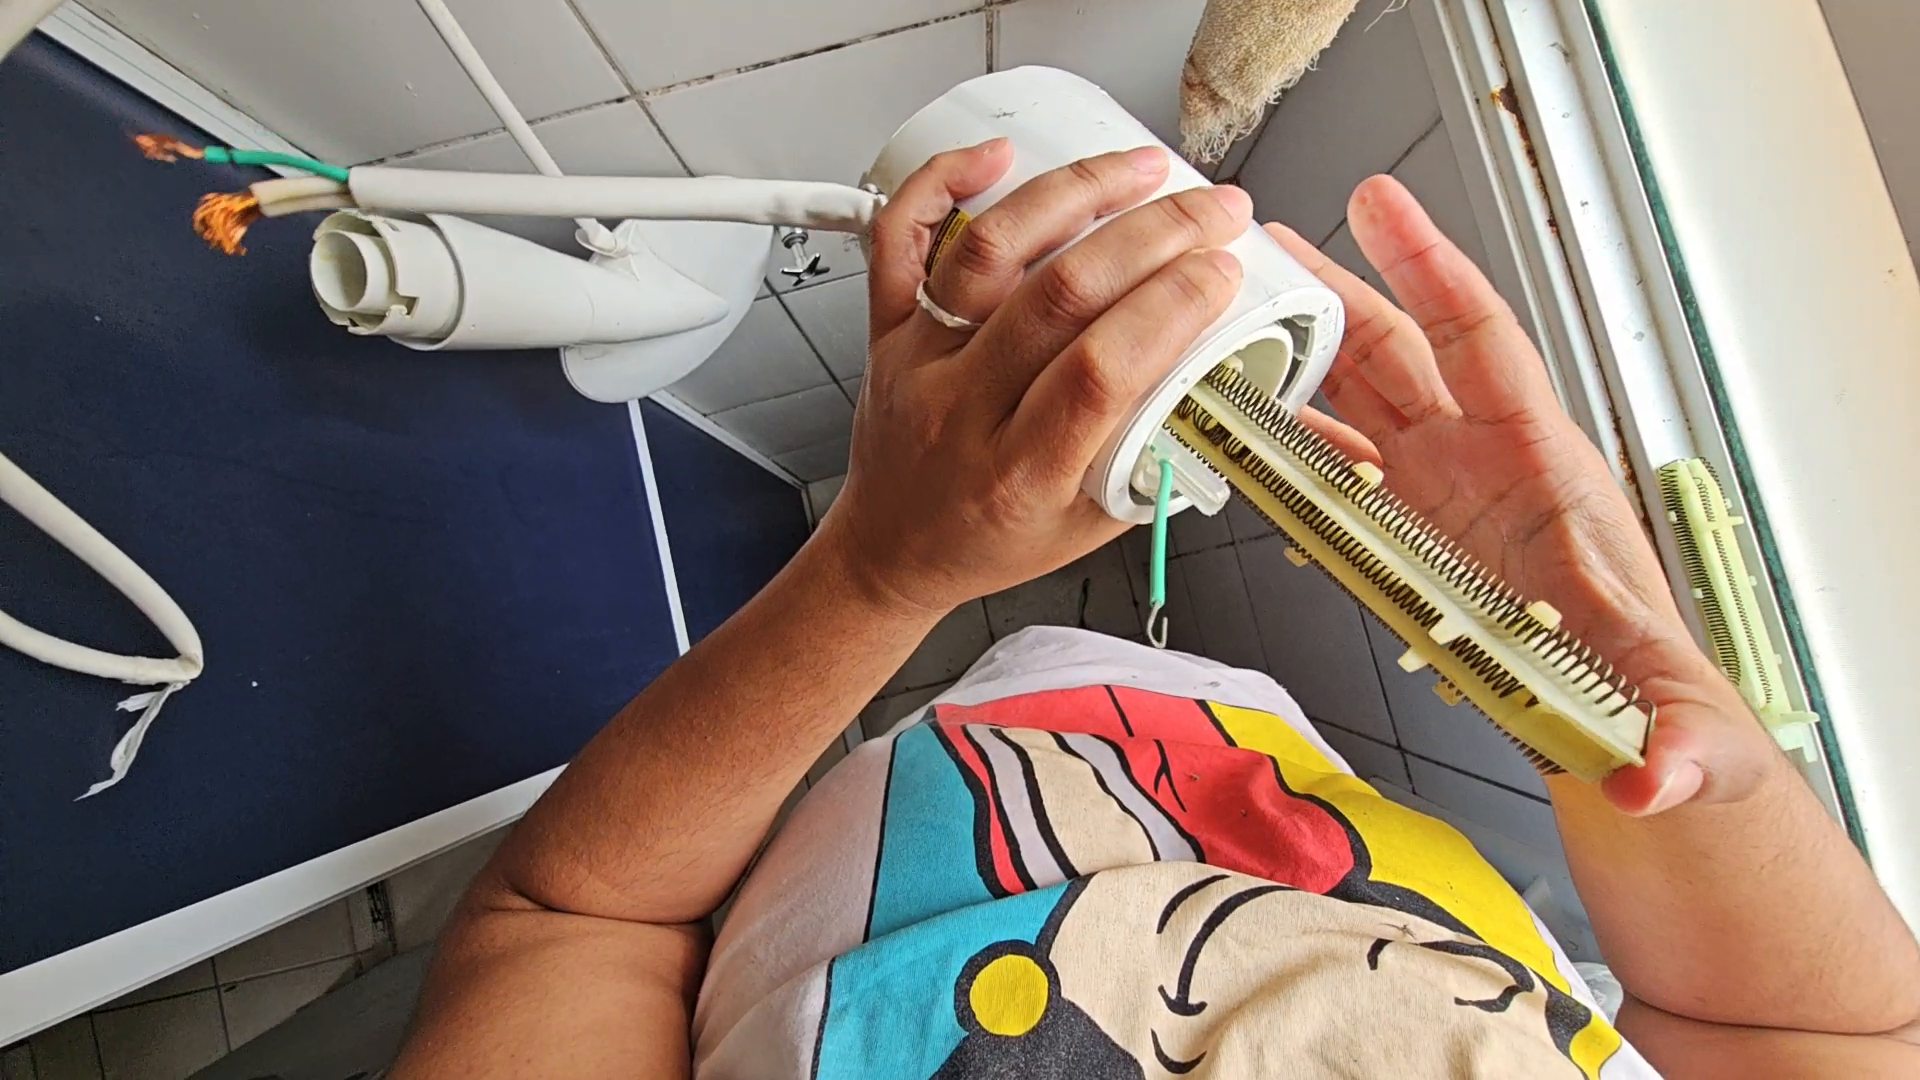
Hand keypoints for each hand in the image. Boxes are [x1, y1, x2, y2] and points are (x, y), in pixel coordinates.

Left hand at [814, 139, 1253, 617]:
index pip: (1099, 371)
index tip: (1219, 273)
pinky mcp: (888, 333)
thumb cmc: (979, 545)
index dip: (1169, 307)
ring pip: (989, 250)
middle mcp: (960, 410)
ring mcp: (917, 362)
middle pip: (1058, 296)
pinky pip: (900, 241)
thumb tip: (1199, 380)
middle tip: (1209, 212)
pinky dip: (940, 183)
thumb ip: (1141, 461)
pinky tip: (996, 159)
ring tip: (1137, 170)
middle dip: (1151, 235)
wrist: (890, 551)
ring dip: (1072, 193)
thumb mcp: (1080, 531)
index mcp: (1016, 474)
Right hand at [1269, 176, 1779, 814]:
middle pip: (1391, 354)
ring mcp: (1424, 490)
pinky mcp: (1392, 526)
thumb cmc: (1635, 690)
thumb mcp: (1666, 709)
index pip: (1478, 339)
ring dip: (1294, 366)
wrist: (1597, 714)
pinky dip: (1288, 448)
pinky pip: (1330, 470)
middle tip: (1270, 254)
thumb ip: (1666, 735)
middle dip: (1330, 295)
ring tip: (1237, 336)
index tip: (1379, 207)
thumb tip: (1653, 774)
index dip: (1426, 267)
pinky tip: (1255, 441)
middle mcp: (1471, 461)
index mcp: (1535, 466)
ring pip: (1349, 405)